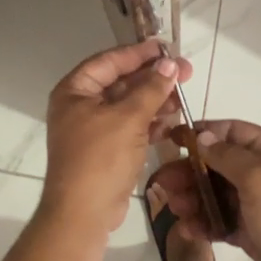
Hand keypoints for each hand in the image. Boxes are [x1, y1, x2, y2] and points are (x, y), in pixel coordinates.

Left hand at [42, 41, 192, 231]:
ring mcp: (93, 129)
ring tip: (182, 98)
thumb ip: (151, 88)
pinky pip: (130, 127)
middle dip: (152, 78)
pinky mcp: (106, 150)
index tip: (167, 48)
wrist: (84, 213)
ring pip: (128, 106)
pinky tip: (172, 122)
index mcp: (75, 91)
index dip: (139, 53)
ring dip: (154, 101)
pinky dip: (149, 123)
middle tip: (185, 72)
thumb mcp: (128, 118)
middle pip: (121, 82)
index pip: (109, 61)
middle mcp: (80, 106)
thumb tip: (169, 64)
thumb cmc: (100, 158)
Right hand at [150, 119, 260, 260]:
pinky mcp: (252, 233)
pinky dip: (205, 224)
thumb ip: (228, 156)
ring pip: (217, 195)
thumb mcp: (259, 178)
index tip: (172, 141)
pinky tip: (188, 230)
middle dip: (191, 172)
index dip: (203, 133)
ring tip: (174, 208)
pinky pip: (222, 222)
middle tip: (163, 183)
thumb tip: (203, 135)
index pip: (232, 131)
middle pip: (219, 165)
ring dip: (194, 199)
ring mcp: (258, 205)